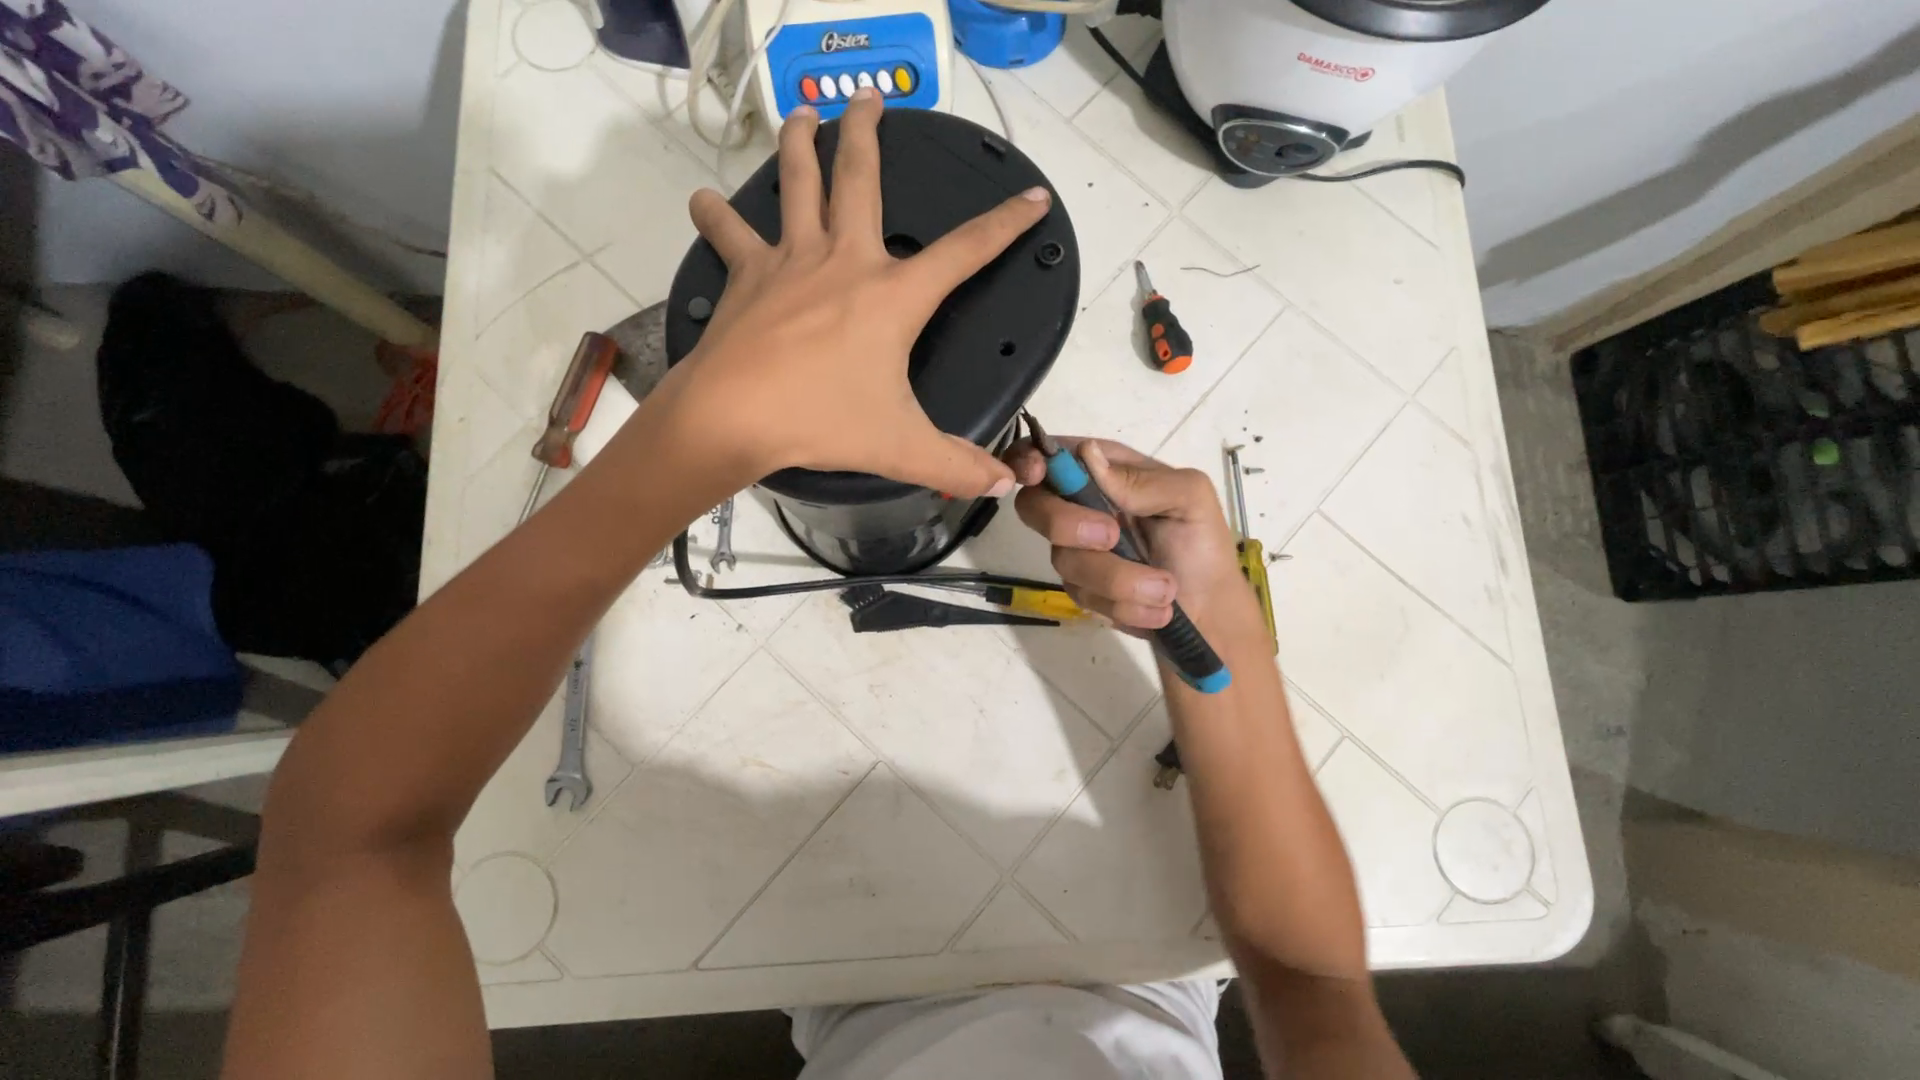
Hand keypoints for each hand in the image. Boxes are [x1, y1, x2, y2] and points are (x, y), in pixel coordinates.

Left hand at [665, 88, 1050, 496]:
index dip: (1004, 224)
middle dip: (869, 133)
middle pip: (861, 179)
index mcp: (893, 296)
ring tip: (803, 115)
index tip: (1030, 198)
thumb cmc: (822, 423)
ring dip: (800, 143)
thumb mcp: (901, 447)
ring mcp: (791, 260)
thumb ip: (956, 465)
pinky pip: (731, 233)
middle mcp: (845, 260)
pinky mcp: (748, 274)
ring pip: (797, 184)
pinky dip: (716, 214)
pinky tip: (703, 200)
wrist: (734, 417)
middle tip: (871, 99)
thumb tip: (1003, 484)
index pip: (966, 252)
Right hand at [1007, 438, 1259, 638]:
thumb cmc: (1204, 546)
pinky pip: (1083, 595)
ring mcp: (1077, 550)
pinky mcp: (1081, 589)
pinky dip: (1125, 604)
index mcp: (1105, 472)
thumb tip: (1088, 454)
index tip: (1037, 475)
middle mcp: (1081, 506)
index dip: (1028, 459)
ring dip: (1121, 579)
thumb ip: (1141, 479)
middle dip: (1067, 525)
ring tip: (1166, 590)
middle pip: (1034, 505)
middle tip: (1112, 537)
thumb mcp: (1190, 498)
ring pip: (1064, 559)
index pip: (1048, 453)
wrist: (1210, 613)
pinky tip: (1155, 608)